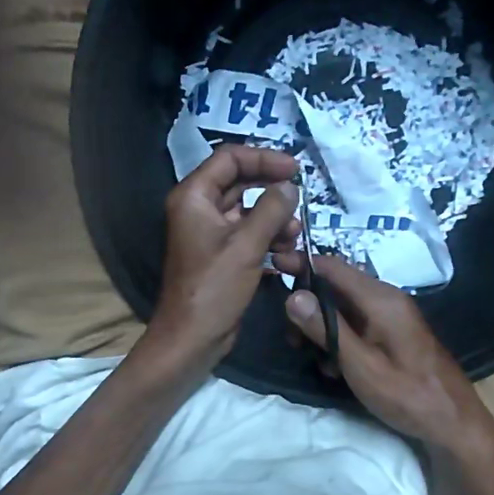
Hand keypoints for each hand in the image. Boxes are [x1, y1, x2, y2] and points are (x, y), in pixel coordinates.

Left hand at [145, 145, 300, 372]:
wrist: (192, 336)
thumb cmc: (214, 287)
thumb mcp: (247, 244)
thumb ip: (271, 209)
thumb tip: (289, 186)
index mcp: (193, 196)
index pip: (229, 159)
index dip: (263, 158)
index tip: (295, 169)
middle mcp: (198, 208)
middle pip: (239, 181)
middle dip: (271, 189)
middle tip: (300, 197)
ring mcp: (208, 232)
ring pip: (246, 209)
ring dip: (273, 216)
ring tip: (294, 233)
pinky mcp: (220, 253)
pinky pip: (246, 232)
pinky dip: (267, 236)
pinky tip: (286, 249)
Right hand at [272, 250, 493, 456]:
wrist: (454, 423)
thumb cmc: (407, 395)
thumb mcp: (360, 365)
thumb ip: (326, 329)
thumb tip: (293, 295)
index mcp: (380, 299)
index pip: (332, 266)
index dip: (300, 263)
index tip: (272, 266)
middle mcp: (386, 299)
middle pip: (335, 286)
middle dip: (307, 305)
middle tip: (291, 338)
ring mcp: (391, 315)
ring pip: (342, 307)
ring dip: (320, 326)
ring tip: (311, 356)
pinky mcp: (392, 332)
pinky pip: (355, 323)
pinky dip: (338, 338)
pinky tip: (334, 367)